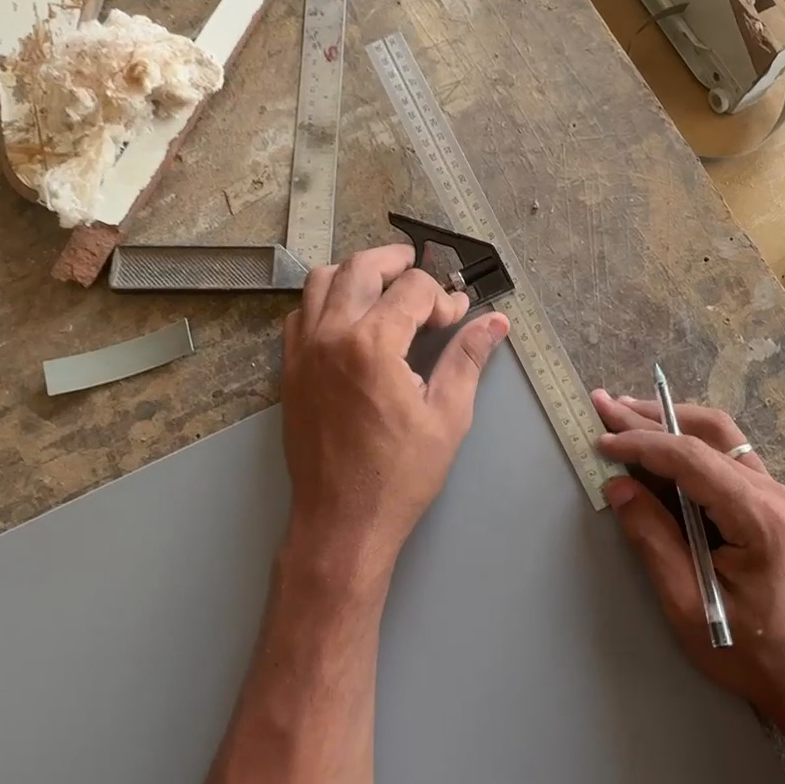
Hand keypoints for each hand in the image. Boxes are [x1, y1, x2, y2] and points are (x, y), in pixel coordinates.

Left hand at [282, 244, 509, 570]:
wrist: (342, 521)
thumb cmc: (399, 476)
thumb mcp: (448, 417)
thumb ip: (468, 359)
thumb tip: (495, 323)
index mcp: (373, 344)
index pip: (413, 289)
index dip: (443, 297)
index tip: (457, 317)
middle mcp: (331, 335)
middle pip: (362, 266)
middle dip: (398, 262)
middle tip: (423, 274)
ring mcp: (303, 350)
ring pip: (322, 280)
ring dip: (356, 273)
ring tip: (385, 289)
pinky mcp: (289, 368)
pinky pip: (300, 313)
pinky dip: (324, 301)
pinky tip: (349, 321)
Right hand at [592, 390, 784, 713]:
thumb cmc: (748, 649)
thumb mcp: (687, 602)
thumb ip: (652, 538)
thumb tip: (619, 487)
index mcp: (755, 514)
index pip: (690, 457)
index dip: (641, 443)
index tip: (601, 441)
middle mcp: (770, 491)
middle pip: (706, 431)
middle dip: (650, 416)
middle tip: (603, 404)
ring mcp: (773, 493)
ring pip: (719, 434)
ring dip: (670, 419)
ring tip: (624, 411)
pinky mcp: (768, 501)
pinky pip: (725, 453)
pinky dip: (687, 439)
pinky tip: (660, 440)